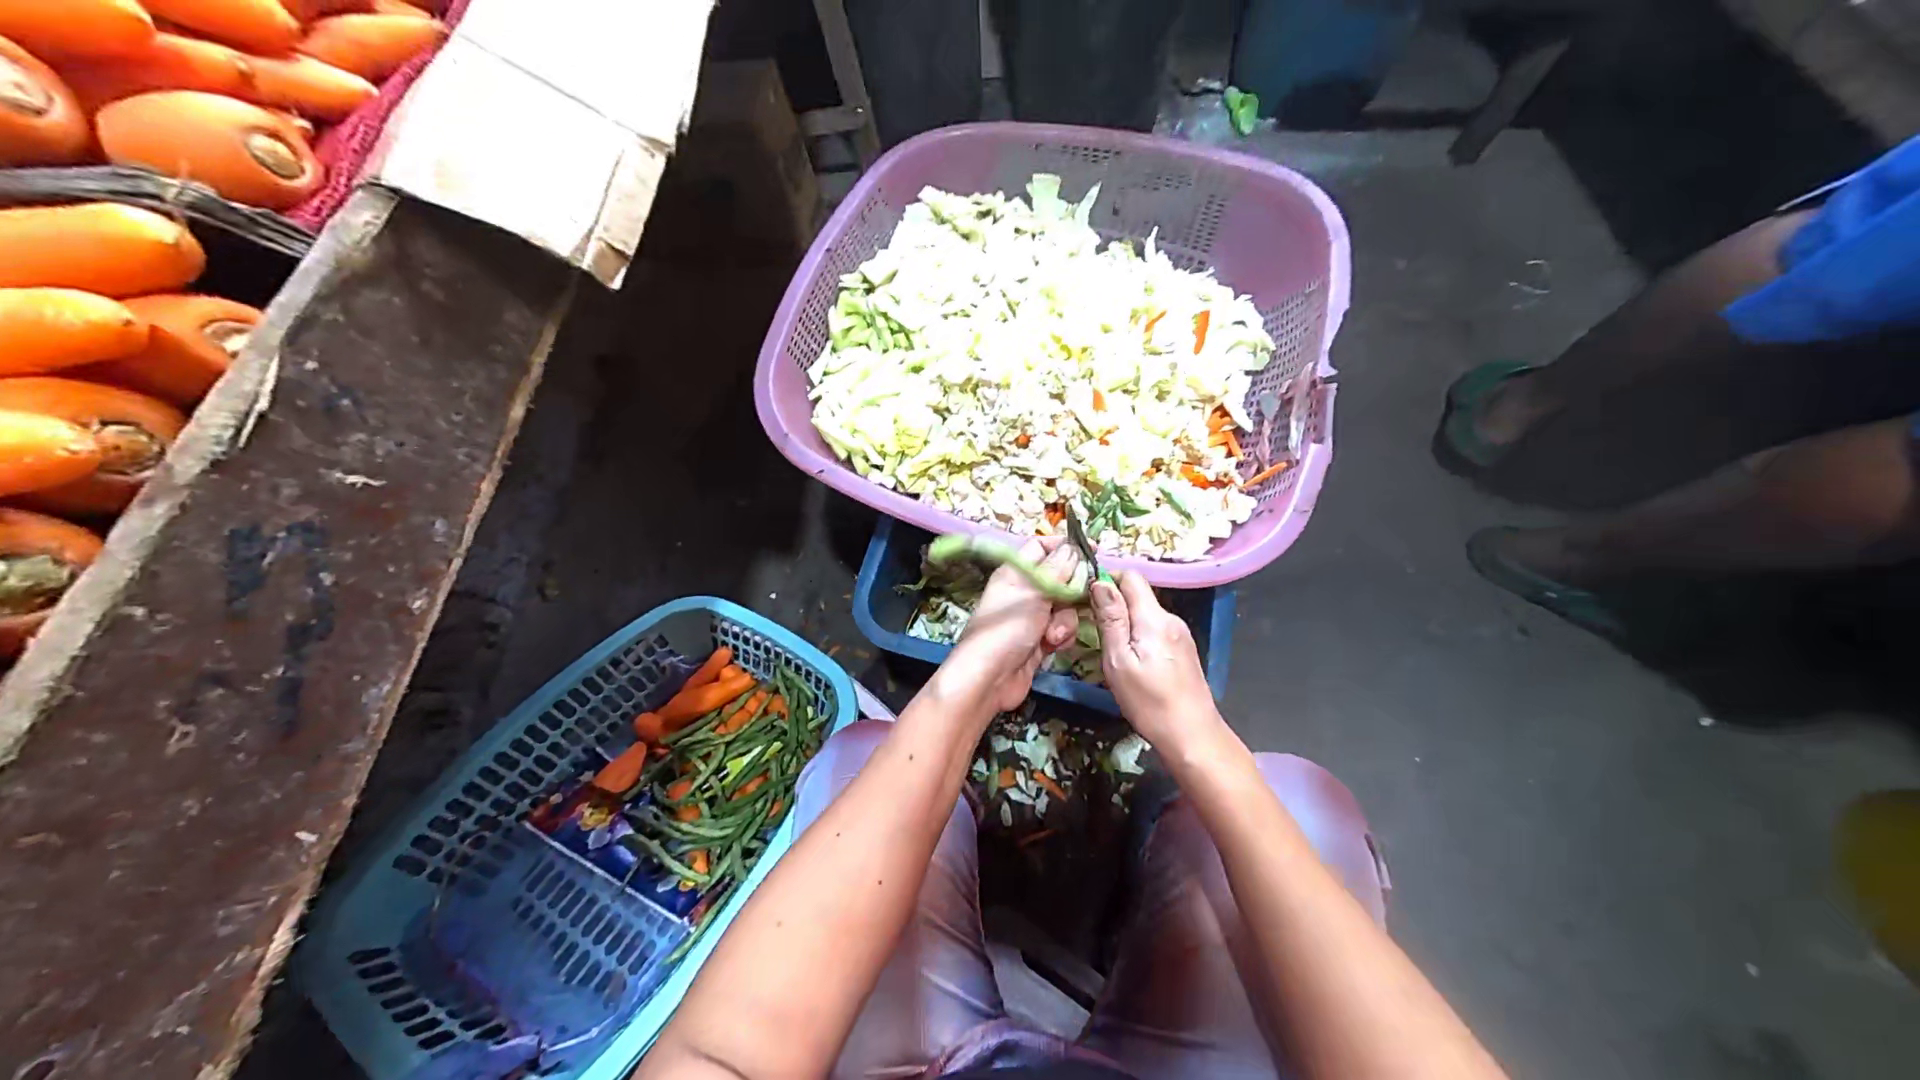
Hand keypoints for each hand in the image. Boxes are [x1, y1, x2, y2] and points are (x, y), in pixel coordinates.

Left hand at [943, 537, 1082, 713]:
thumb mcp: (1034, 591)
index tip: (1092, 549)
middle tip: (1079, 596)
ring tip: (1052, 634)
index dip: (1065, 546)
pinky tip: (1052, 645)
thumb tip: (1073, 547)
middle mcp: (1025, 590)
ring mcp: (1034, 616)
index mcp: (1017, 571)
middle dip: (1073, 589)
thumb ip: (1058, 568)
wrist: (991, 677)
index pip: (1042, 546)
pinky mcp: (1042, 640)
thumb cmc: (1008, 627)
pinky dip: (1062, 636)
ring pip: (1067, 606)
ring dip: (1065, 619)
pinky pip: (1064, 629)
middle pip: (1062, 578)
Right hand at [1089, 571, 1222, 750]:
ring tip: (1108, 647)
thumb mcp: (1119, 661)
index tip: (1085, 598)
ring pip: (1145, 613)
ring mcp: (1180, 633)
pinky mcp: (1182, 649)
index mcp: (1154, 618)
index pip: (1131, 576)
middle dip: (1113, 603)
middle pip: (1137, 595)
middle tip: (1090, 627)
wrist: (1192, 735)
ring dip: (1124, 621)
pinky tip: (1131, 659)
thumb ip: (1110, 619)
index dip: (1106, 580)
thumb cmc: (1149, 701)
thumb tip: (1100, 582)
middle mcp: (1170, 618)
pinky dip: (1138, 635)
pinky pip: (1154, 629)